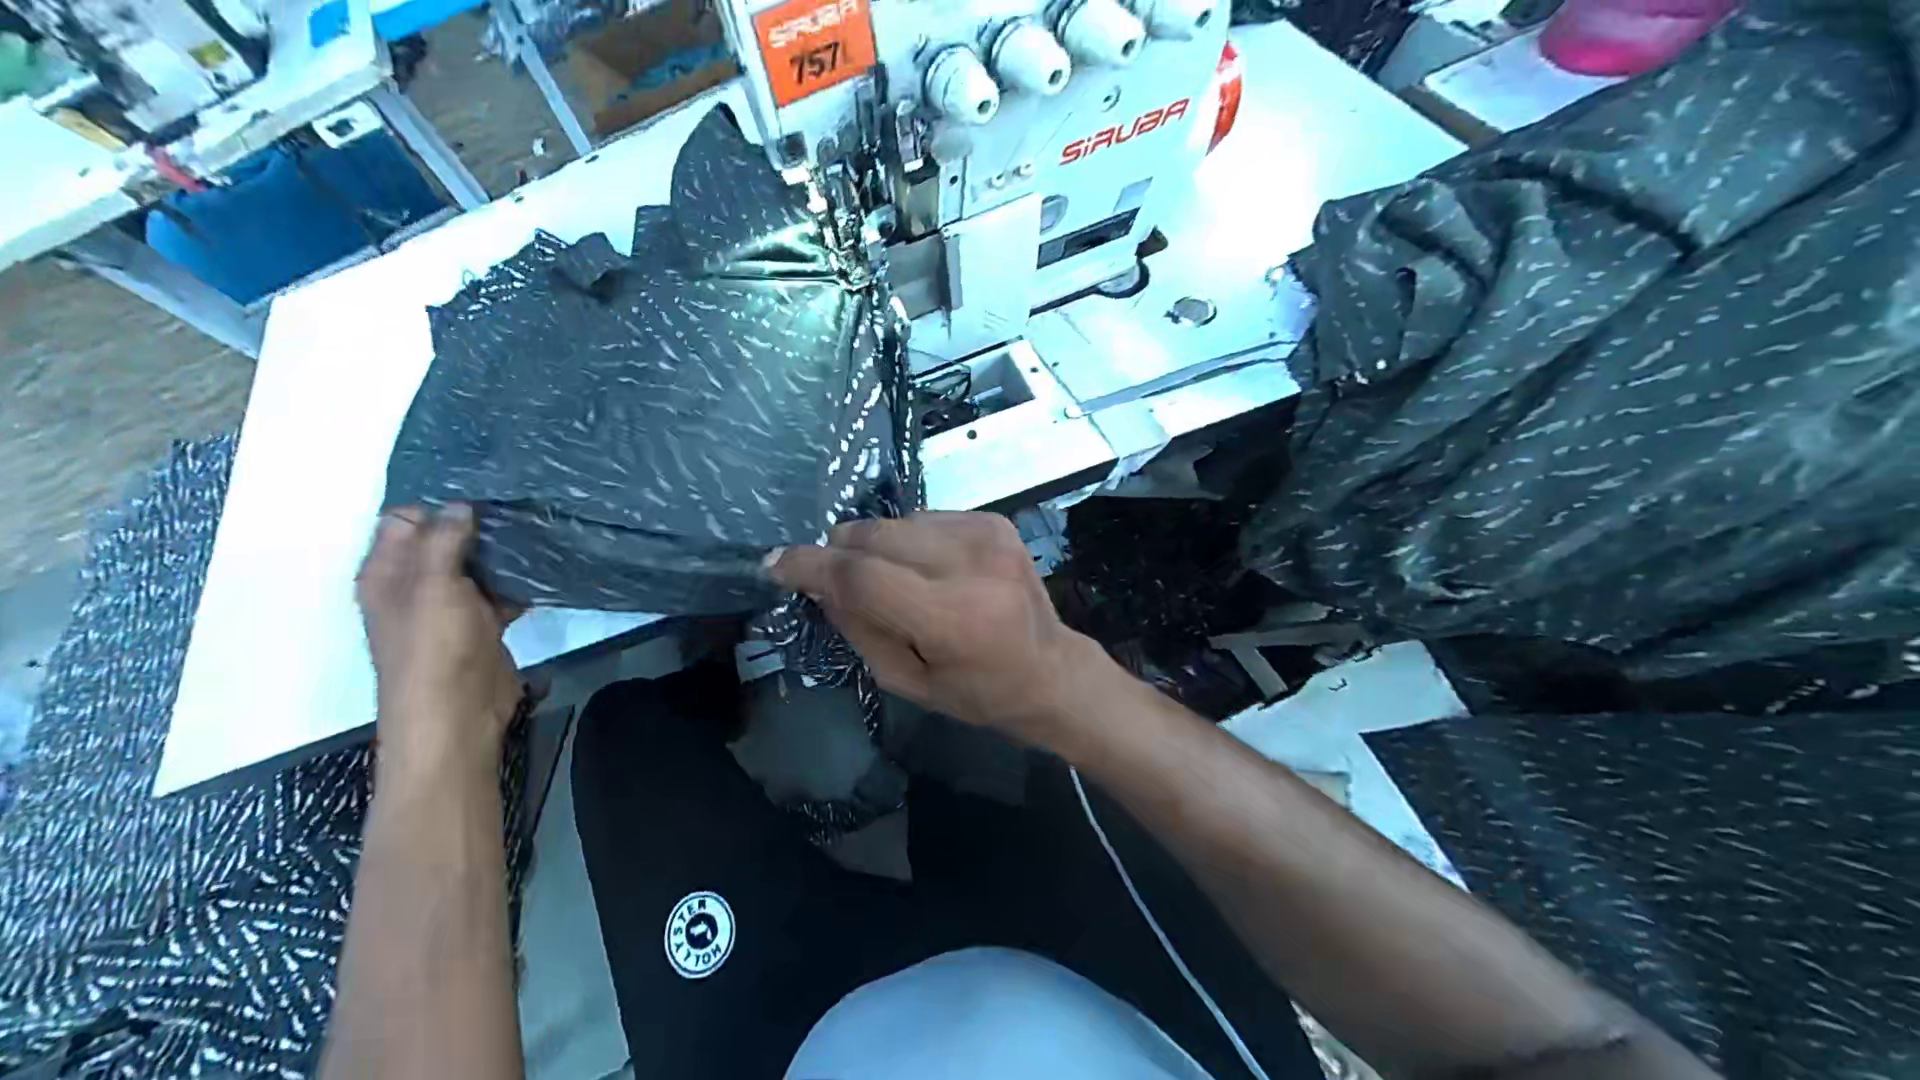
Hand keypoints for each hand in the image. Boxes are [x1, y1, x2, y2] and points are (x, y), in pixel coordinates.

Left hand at [356, 504, 521, 783]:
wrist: (457, 714)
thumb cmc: (435, 648)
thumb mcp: (434, 586)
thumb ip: (445, 542)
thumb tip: (460, 505)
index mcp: (387, 573)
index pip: (405, 520)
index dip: (438, 504)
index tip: (483, 489)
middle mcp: (415, 586)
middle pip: (444, 541)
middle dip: (477, 525)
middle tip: (519, 504)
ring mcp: (450, 607)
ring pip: (476, 566)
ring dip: (502, 553)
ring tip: (538, 527)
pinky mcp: (482, 625)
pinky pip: (501, 593)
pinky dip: (520, 582)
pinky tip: (546, 567)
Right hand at [770, 511, 1112, 745]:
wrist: (1051, 669)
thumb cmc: (977, 691)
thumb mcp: (906, 680)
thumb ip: (856, 627)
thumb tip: (817, 580)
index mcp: (952, 617)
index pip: (862, 577)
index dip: (811, 567)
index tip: (776, 564)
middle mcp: (972, 564)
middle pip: (874, 536)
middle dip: (841, 552)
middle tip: (837, 579)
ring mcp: (987, 535)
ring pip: (896, 521)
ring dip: (879, 547)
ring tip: (899, 582)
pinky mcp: (994, 520)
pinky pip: (925, 518)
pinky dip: (911, 540)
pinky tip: (929, 569)